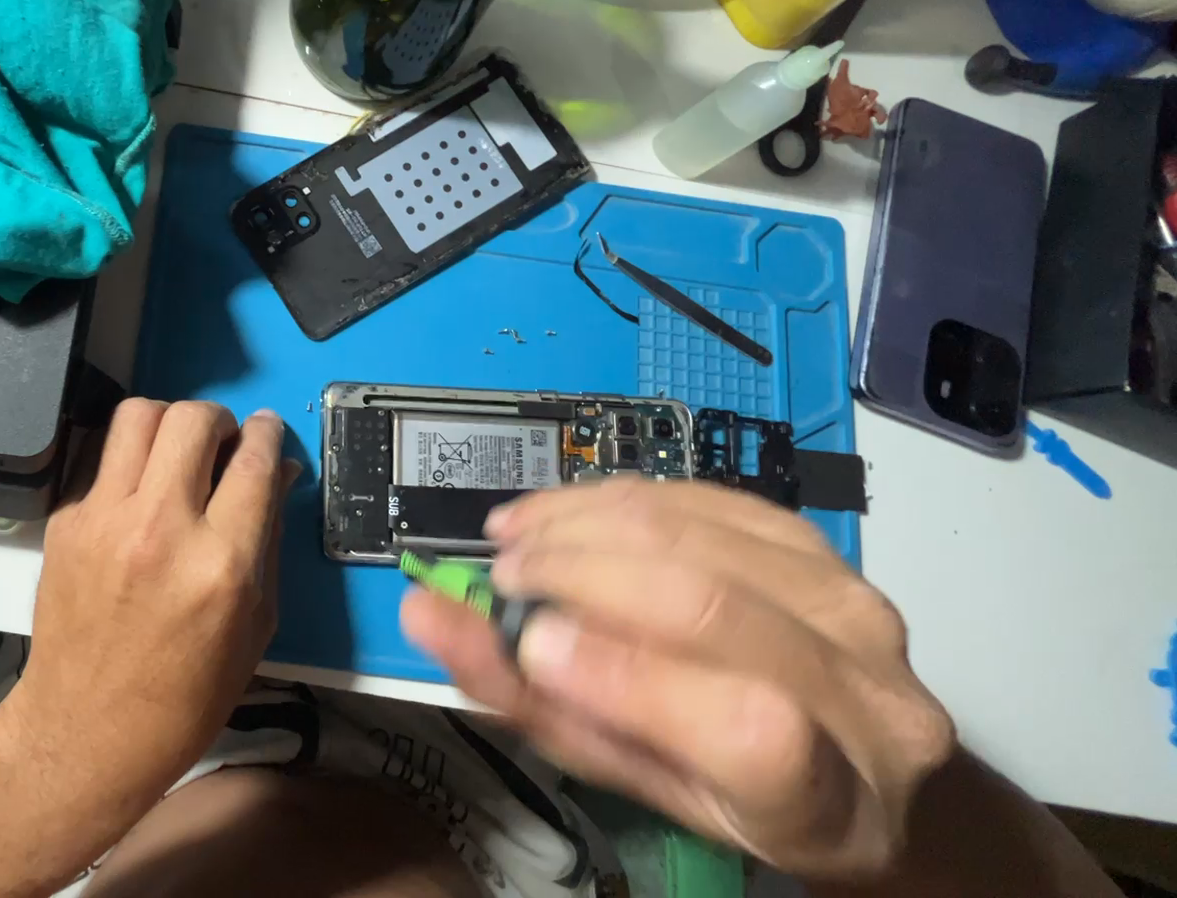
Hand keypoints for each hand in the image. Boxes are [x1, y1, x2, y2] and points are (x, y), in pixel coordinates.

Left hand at [7, 398, 294, 802]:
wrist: (89, 728)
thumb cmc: (190, 692)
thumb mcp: (257, 622)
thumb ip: (269, 536)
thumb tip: (278, 471)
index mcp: (222, 561)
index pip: (254, 460)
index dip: (269, 433)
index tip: (267, 431)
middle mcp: (162, 526)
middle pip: (193, 419)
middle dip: (219, 419)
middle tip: (222, 444)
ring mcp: (104, 519)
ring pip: (138, 416)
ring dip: (169, 422)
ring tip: (177, 452)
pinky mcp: (66, 521)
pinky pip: (103, 458)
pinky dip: (130, 463)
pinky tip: (137, 496)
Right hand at [400, 478, 955, 878]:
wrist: (831, 746)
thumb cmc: (712, 782)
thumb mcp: (617, 770)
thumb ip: (525, 700)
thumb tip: (429, 616)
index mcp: (826, 799)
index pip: (747, 733)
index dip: (626, 680)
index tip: (529, 642)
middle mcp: (865, 690)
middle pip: (707, 603)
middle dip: (576, 574)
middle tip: (502, 575)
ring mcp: (849, 601)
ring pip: (692, 531)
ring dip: (579, 522)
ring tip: (514, 538)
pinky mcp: (814, 541)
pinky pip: (698, 495)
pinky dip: (609, 496)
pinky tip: (557, 514)